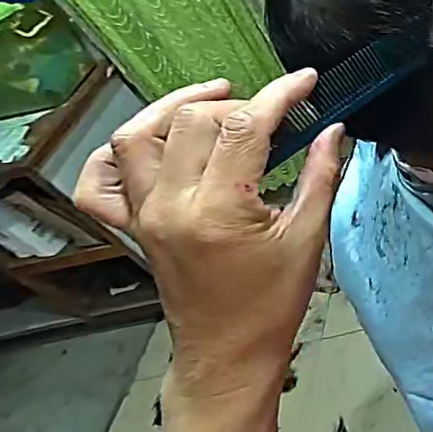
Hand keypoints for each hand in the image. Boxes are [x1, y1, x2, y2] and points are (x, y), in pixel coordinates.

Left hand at [76, 71, 346, 406]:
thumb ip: (322, 175)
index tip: (306, 80)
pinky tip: (153, 139)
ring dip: (175, 107)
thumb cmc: (275, 299)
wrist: (228, 351)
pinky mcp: (129, 226)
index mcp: (219, 209)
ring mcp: (141, 214)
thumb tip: (333, 129)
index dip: (279, 95)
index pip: (245, 127)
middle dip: (239, 102)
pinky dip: (120, 150)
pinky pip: (100, 179)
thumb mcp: (310, 235)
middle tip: (274, 111)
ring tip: (216, 100)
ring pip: (136, 136)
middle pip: (191, 121)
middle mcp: (169, 205)